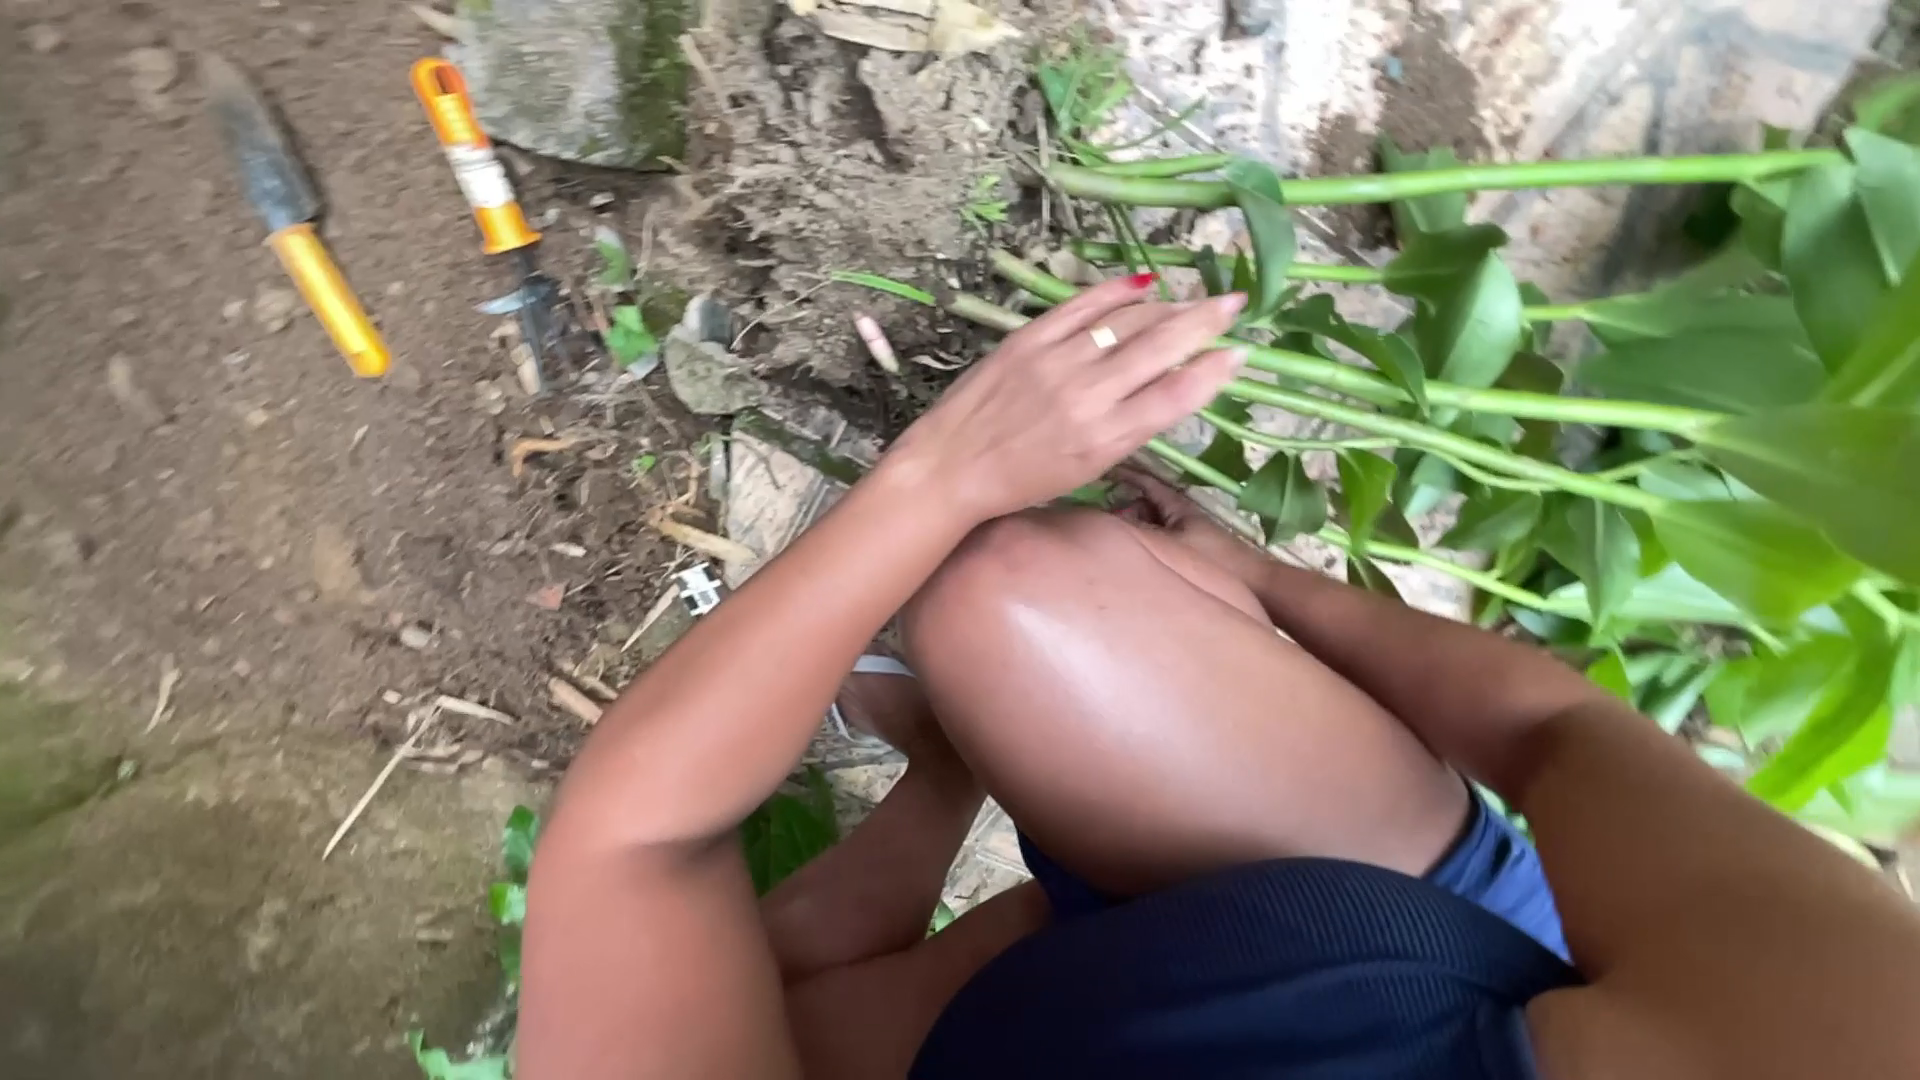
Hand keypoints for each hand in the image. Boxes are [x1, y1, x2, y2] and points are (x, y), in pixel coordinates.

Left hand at [881, 275, 1247, 524]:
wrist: (952, 468)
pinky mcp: (1028, 339)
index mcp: (1105, 438)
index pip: (1176, 395)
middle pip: (1161, 347)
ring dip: (1168, 306)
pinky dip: (1115, 291)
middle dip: (1204, 322)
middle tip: (1235, 305)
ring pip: (1127, 320)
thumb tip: (1171, 387)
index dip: (1214, 371)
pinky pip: (1081, 305)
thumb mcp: (1086, 469)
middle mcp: (1087, 395)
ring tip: (1192, 300)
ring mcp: (1056, 361)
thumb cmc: (1021, 481)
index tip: (1239, 353)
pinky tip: (1142, 283)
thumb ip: (1129, 428)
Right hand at [1111, 464, 1275, 587]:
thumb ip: (1139, 530)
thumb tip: (1111, 521)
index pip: (1147, 483)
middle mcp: (1181, 514)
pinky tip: (1133, 555)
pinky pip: (1158, 536)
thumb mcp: (1169, 544)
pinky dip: (1144, 539)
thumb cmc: (1213, 559)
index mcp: (1178, 506)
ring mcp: (1185, 531)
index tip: (1103, 472)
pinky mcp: (1189, 547)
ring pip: (1150, 521)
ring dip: (1133, 526)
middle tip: (1102, 520)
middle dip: (1124, 507)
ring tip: (1115, 539)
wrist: (1254, 583)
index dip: (1126, 475)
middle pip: (1145, 504)